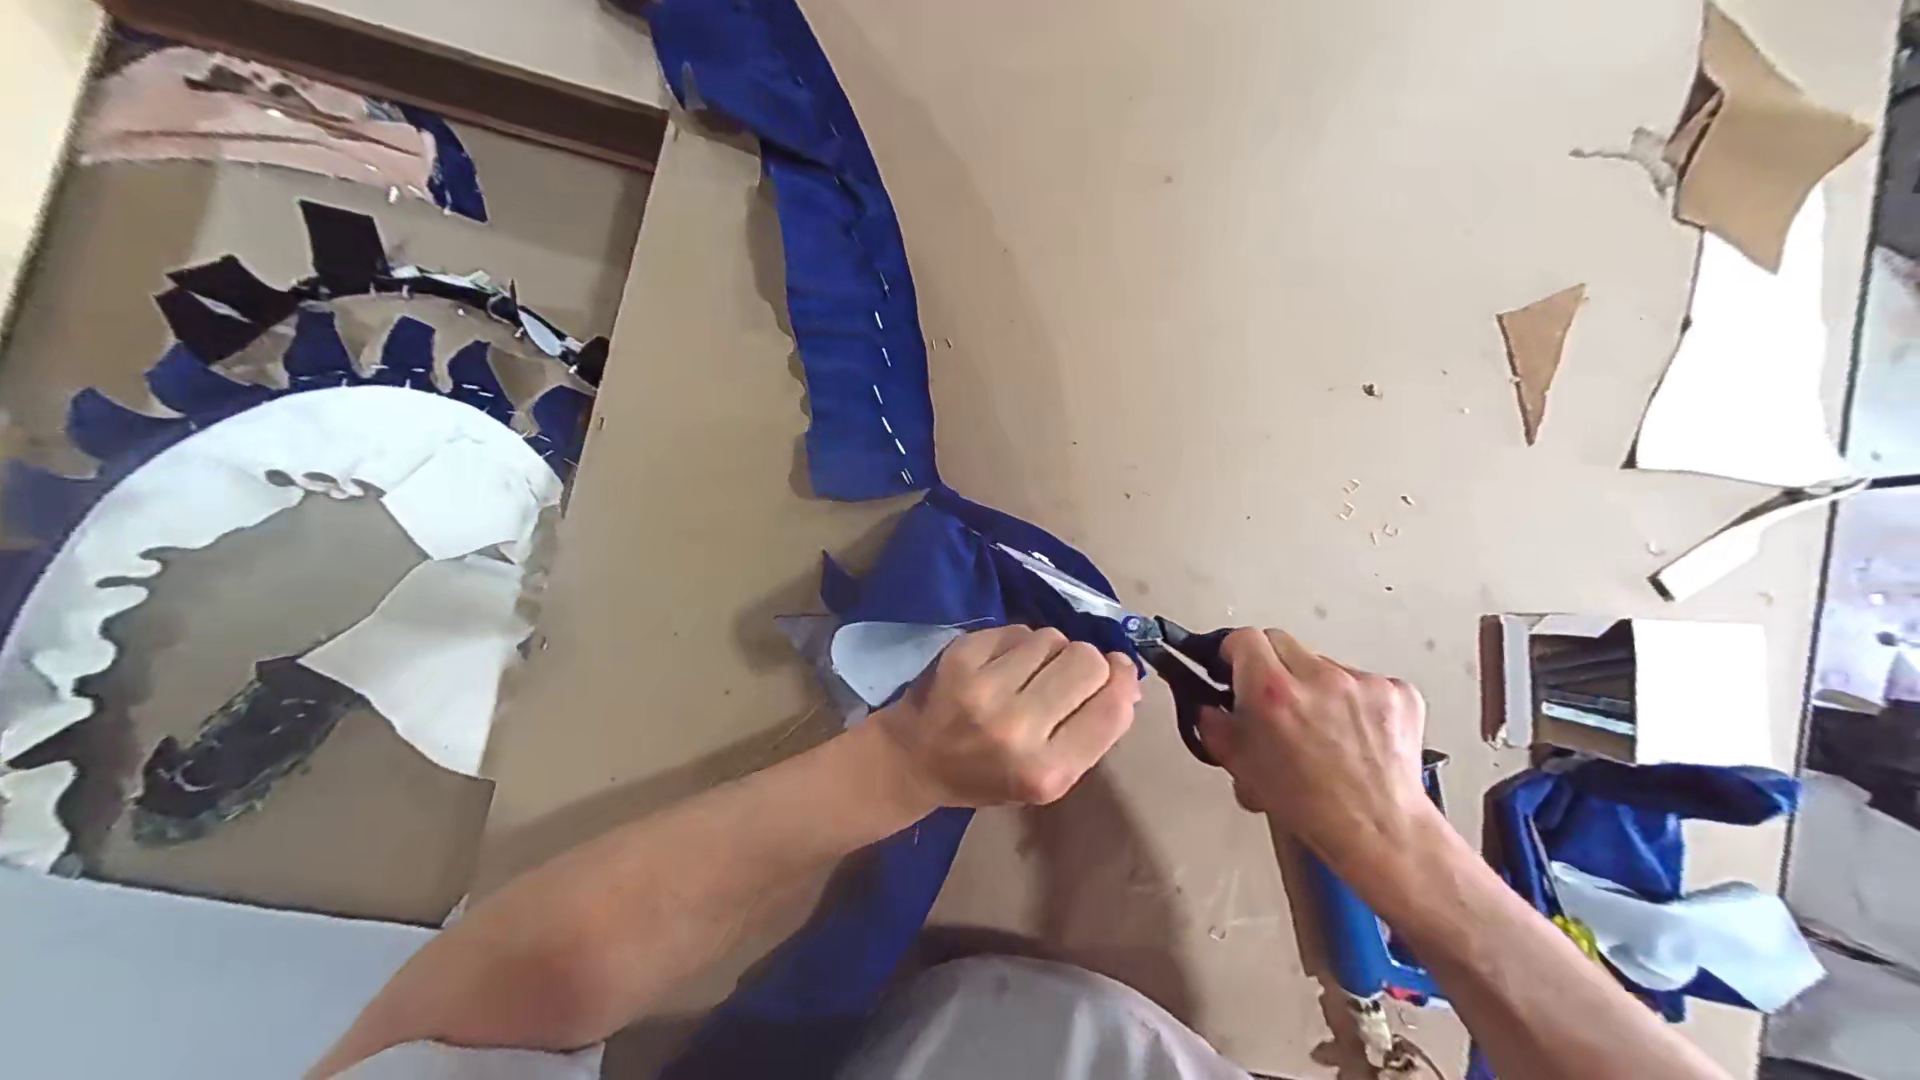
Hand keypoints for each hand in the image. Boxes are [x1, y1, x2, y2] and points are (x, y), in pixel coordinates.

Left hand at [875, 625, 1140, 807]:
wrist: (914, 760)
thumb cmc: (986, 775)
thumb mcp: (1047, 777)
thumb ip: (1092, 733)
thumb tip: (1128, 680)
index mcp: (1045, 771)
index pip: (1111, 709)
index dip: (1123, 681)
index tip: (1119, 671)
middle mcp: (1016, 728)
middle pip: (1086, 661)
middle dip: (1087, 662)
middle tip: (1067, 673)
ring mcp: (984, 688)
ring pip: (1052, 638)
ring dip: (1049, 650)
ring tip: (1028, 672)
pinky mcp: (961, 656)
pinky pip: (1016, 629)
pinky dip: (1017, 642)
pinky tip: (1001, 664)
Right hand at [1198, 628, 1436, 883]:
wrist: (1378, 831)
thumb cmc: (1310, 805)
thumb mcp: (1237, 761)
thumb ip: (1211, 721)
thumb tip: (1208, 703)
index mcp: (1271, 690)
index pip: (1243, 637)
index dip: (1234, 651)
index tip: (1234, 664)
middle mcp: (1317, 677)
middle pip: (1280, 641)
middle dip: (1270, 663)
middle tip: (1271, 693)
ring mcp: (1361, 682)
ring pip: (1321, 661)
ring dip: (1312, 682)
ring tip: (1316, 722)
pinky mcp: (1397, 691)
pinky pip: (1361, 679)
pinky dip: (1352, 698)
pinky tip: (1349, 728)